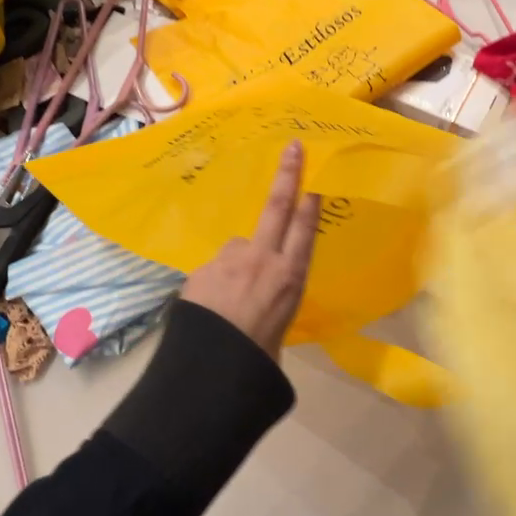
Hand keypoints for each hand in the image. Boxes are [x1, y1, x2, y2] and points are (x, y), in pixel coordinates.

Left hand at [180, 141, 320, 357]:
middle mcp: (262, 259)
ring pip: (238, 249)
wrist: (210, 367)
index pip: (304, 230)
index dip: (310, 204)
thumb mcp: (280, 329)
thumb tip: (261, 296)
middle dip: (287, 176)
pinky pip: (213, 271)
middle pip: (277, 208)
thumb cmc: (257, 358)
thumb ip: (273, 300)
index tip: (315, 181)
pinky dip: (215, 284)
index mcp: (290, 277)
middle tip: (292, 148)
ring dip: (238, 263)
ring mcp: (228, 260)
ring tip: (230, 299)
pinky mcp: (201, 269)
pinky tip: (210, 308)